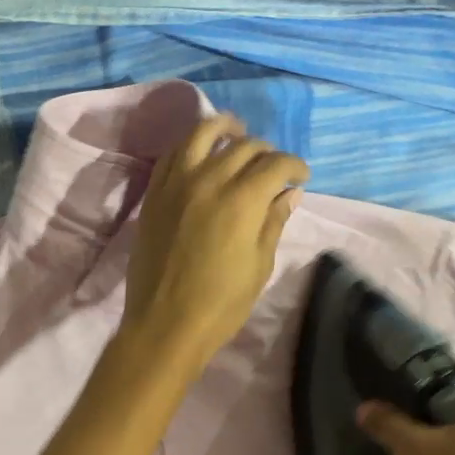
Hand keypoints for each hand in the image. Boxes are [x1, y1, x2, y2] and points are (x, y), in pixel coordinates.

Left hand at [121, 113, 309, 366]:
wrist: (164, 327)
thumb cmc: (219, 306)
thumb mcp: (258, 267)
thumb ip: (273, 223)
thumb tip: (289, 193)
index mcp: (242, 200)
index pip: (276, 164)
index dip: (295, 167)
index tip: (301, 178)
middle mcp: (209, 180)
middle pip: (244, 146)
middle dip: (266, 152)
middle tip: (272, 167)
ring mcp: (175, 186)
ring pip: (202, 135)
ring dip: (225, 128)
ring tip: (236, 131)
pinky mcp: (152, 198)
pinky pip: (171, 156)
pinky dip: (189, 145)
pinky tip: (199, 152)